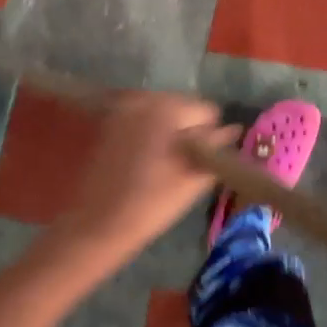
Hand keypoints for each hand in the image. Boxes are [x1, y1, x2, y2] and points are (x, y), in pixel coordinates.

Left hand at [67, 89, 238, 258]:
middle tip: (179, 164)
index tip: (201, 161)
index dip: (209, 136)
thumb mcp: (192, 180)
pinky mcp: (103, 122)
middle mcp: (143, 99)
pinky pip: (137, 119)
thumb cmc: (148, 206)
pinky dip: (143, 133)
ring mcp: (119, 108)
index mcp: (168, 109)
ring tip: (157, 164)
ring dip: (163, 130)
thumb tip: (234, 130)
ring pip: (158, 112)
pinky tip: (137, 160)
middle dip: (184, 129)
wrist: (92, 227)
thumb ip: (216, 148)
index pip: (207, 111)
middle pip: (181, 106)